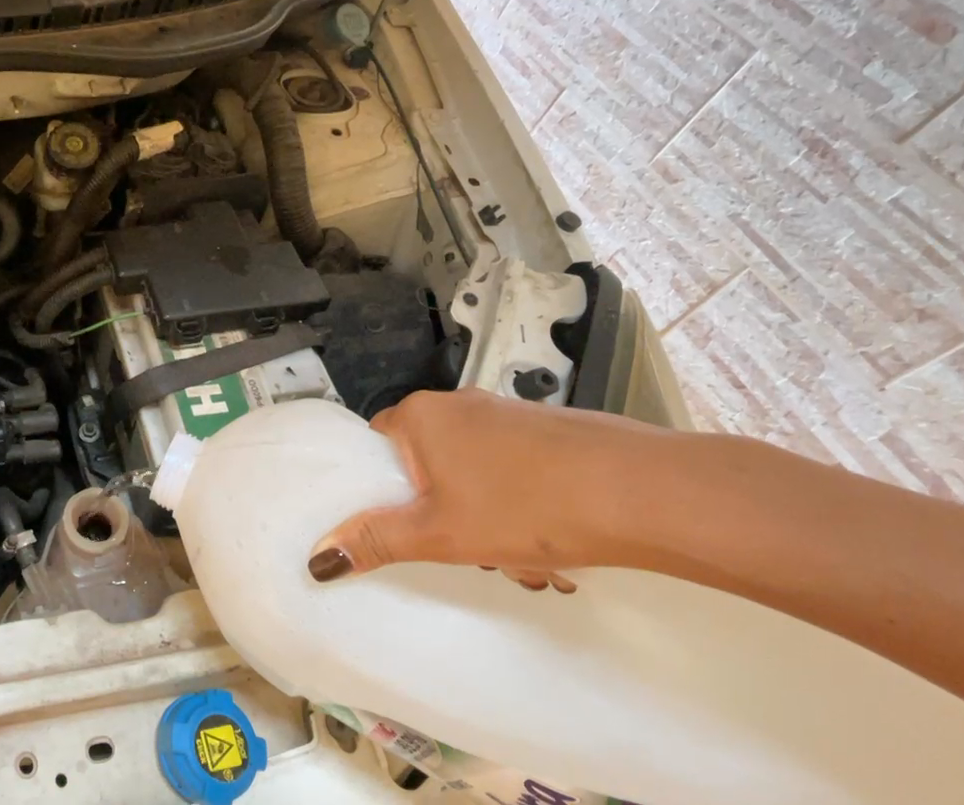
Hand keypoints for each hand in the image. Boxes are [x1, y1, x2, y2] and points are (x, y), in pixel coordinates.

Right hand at [305, 389, 676, 591]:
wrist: (645, 492)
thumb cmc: (525, 507)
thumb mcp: (439, 534)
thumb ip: (376, 540)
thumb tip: (317, 559)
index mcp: (421, 416)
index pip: (376, 444)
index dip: (384, 488)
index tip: (404, 525)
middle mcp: (460, 404)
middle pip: (428, 464)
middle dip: (444, 513)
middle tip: (468, 552)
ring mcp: (510, 414)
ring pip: (475, 473)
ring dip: (487, 518)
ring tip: (524, 559)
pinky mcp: (552, 431)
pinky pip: (516, 471)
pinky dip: (524, 505)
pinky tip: (554, 542)